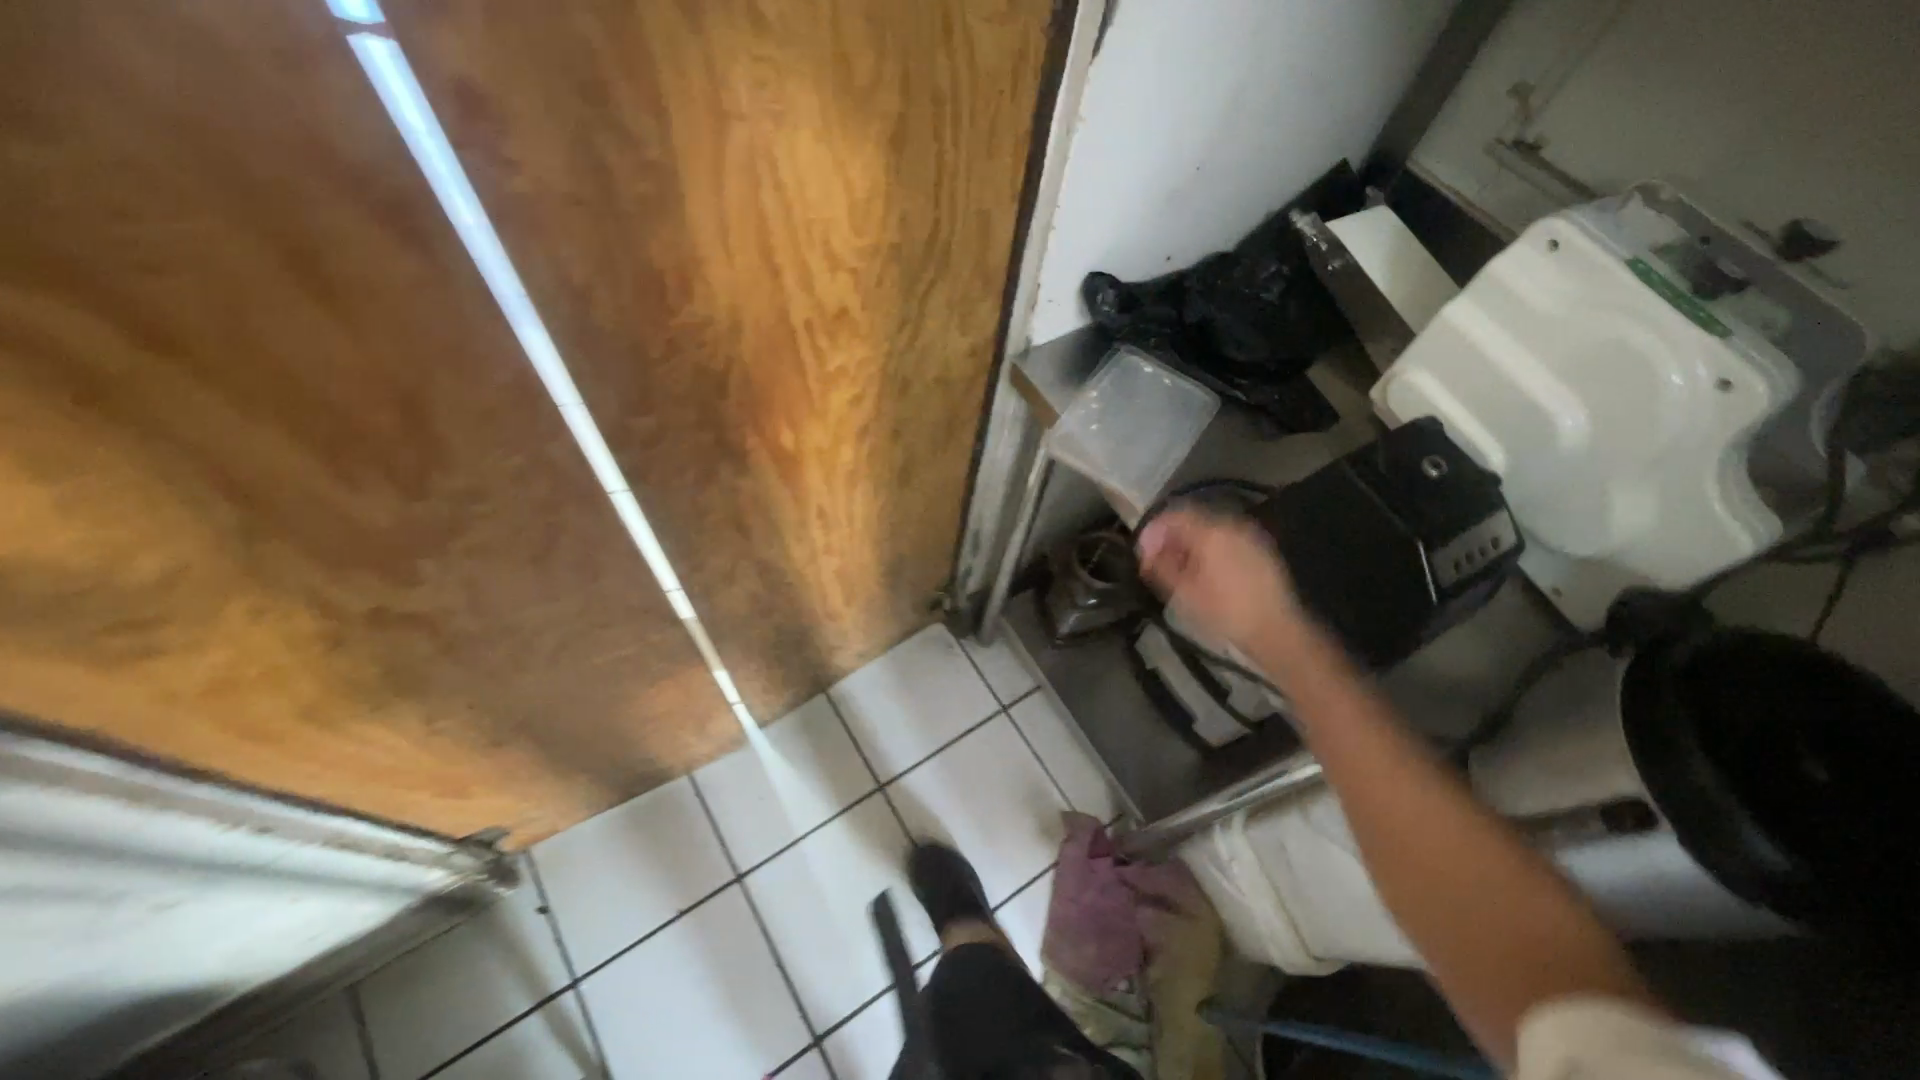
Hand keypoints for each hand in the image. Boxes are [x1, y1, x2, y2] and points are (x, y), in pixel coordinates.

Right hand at [1135, 507, 1309, 652]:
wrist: (1275, 630)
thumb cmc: (1226, 612)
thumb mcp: (1185, 592)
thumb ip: (1162, 567)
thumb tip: (1148, 555)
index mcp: (1212, 531)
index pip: (1174, 515)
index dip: (1154, 531)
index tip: (1143, 552)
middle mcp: (1233, 525)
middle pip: (1193, 520)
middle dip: (1171, 538)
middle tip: (1158, 562)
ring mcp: (1250, 536)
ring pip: (1211, 530)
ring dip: (1190, 544)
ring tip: (1178, 570)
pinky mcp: (1260, 550)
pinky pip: (1227, 540)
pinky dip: (1209, 550)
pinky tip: (1203, 573)